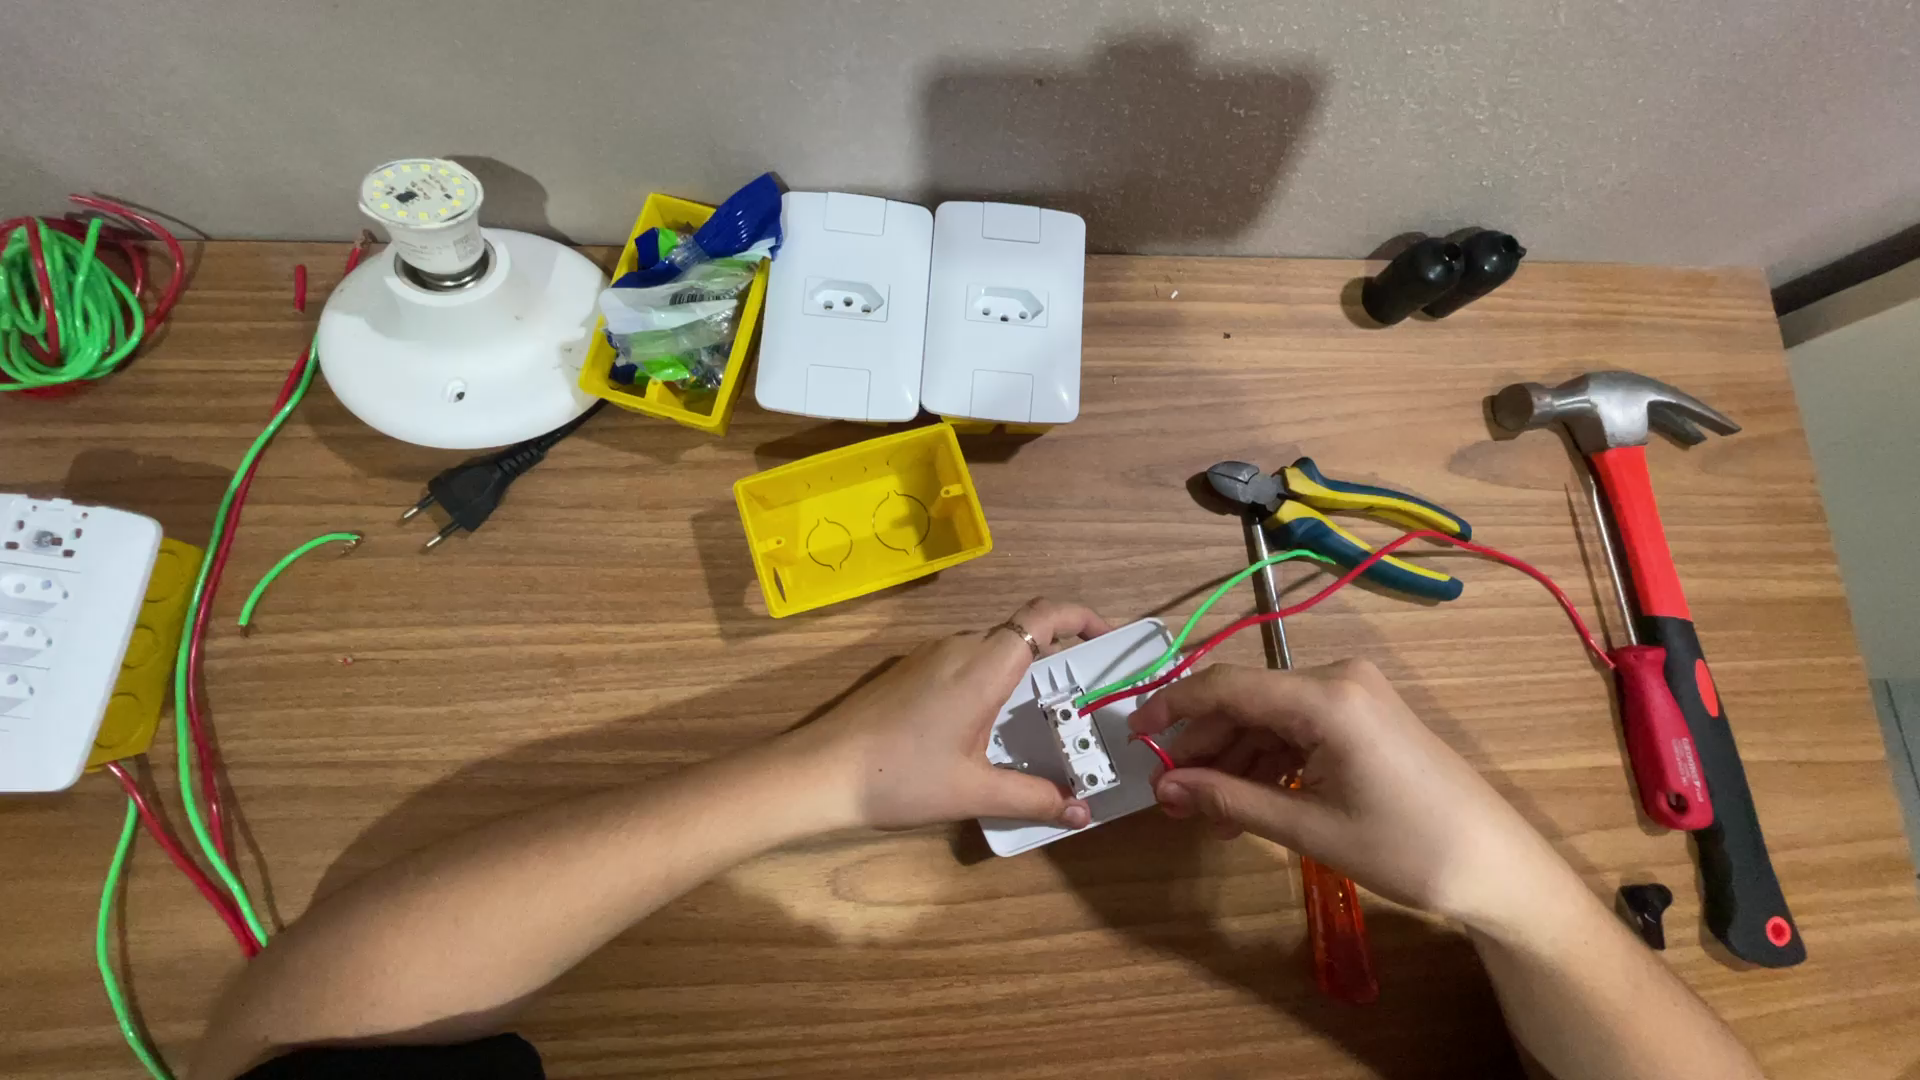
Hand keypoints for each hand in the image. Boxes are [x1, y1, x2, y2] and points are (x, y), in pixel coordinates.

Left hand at [795, 598, 1113, 830]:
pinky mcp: (909, 669)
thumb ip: (1033, 796)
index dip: (1082, 616)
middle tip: (1078, 700)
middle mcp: (959, 646)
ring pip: (990, 650)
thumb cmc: (901, 776)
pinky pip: (963, 662)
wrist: (820, 770)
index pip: (1044, 616)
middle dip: (1057, 657)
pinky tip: (981, 727)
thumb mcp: (973, 791)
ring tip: (1035, 720)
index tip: (1107, 639)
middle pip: (1020, 633)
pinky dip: (988, 681)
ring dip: (1019, 673)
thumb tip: (1080, 812)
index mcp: (983, 665)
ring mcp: (929, 654)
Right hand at [1127, 659, 1576, 931]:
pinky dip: (1264, 761)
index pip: (1226, 686)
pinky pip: (1293, 729)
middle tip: (1170, 791)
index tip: (1134, 735)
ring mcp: (1350, 695)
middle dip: (1202, 746)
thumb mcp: (1310, 828)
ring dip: (1231, 759)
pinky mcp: (1358, 715)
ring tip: (1206, 811)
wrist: (1503, 872)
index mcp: (1326, 696)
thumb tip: (1163, 790)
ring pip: (1265, 718)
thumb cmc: (1409, 850)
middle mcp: (1335, 679)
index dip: (1171, 707)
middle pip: (1244, 701)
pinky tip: (1245, 801)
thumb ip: (1229, 800)